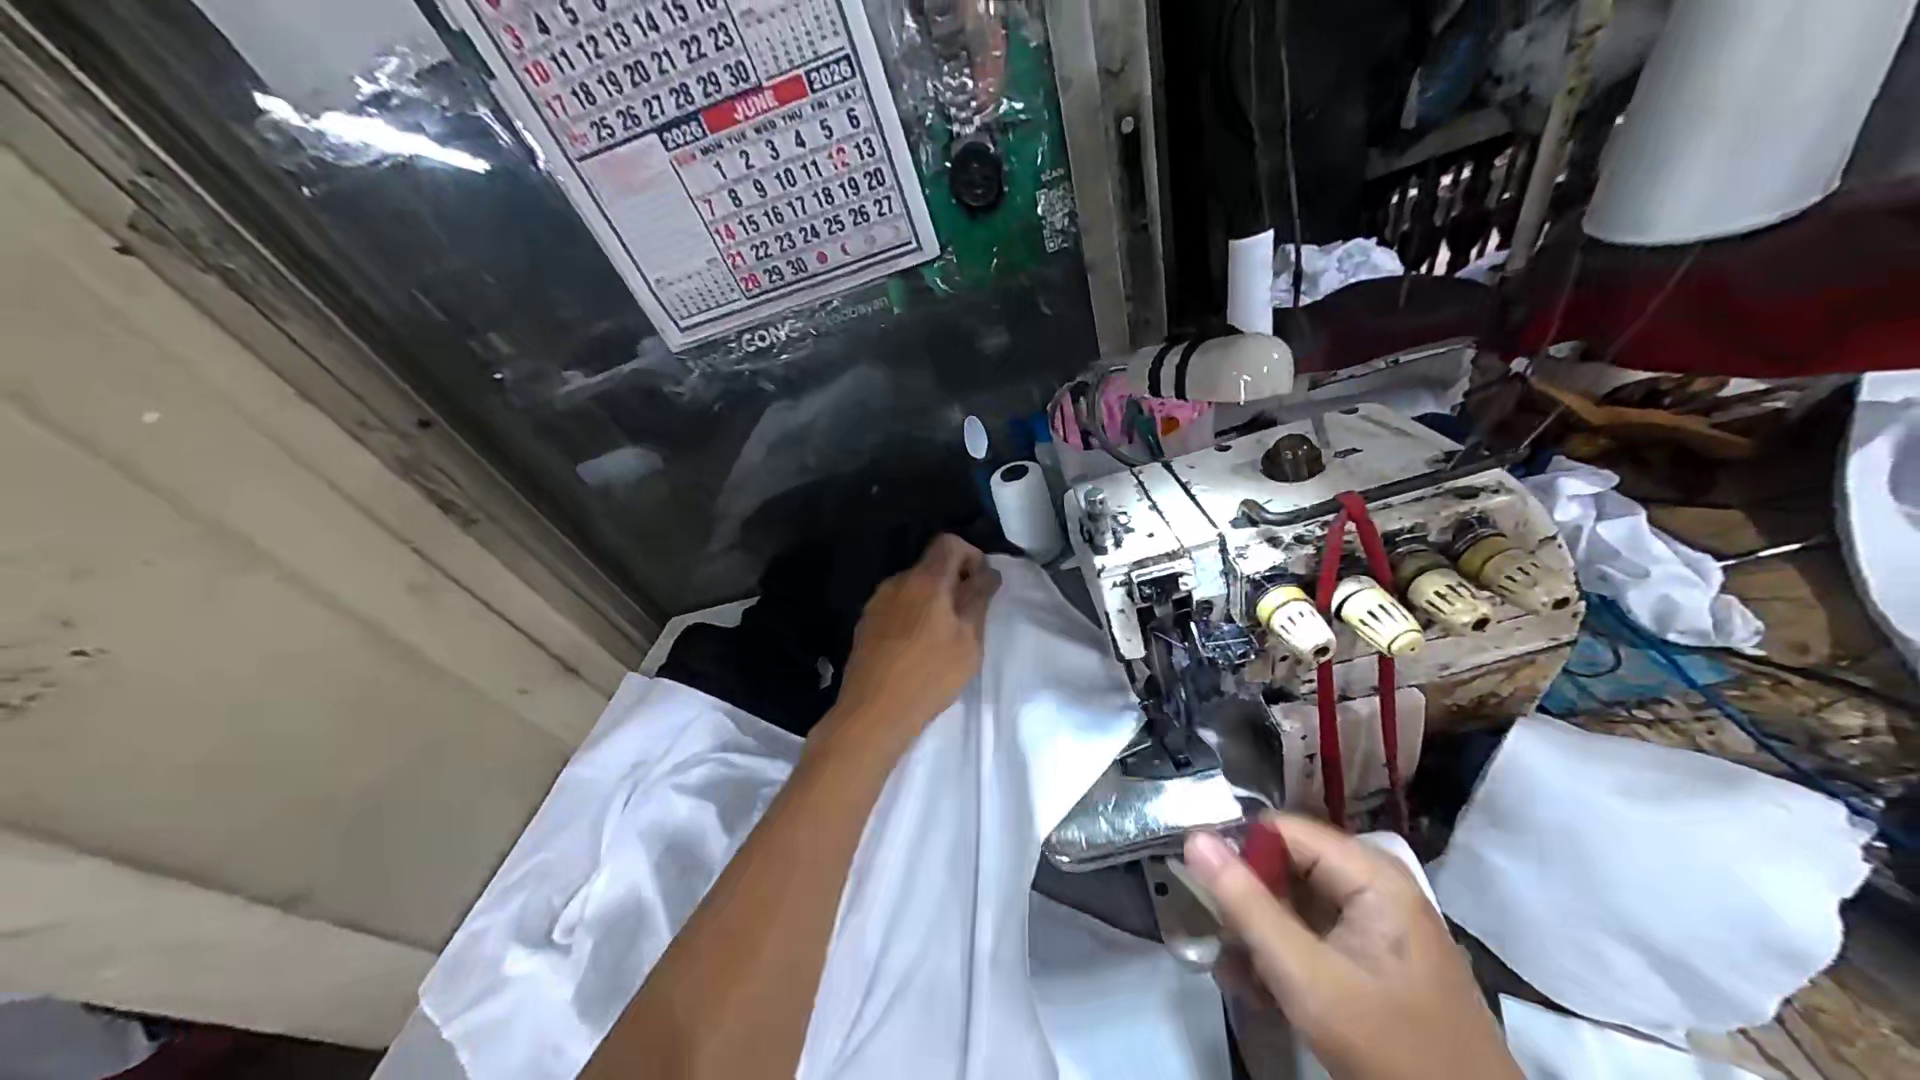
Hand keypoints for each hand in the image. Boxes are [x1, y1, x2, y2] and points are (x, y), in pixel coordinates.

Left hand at [826, 534, 1000, 745]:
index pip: (949, 542)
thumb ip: (978, 599)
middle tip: (968, 618)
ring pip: (912, 589)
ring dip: (932, 602)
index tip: (981, 585)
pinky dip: (912, 617)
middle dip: (953, 583)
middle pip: (930, 566)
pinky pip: (896, 608)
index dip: (971, 555)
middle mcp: (896, 582)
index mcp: (924, 580)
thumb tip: (987, 573)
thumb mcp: (968, 640)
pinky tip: (916, 650)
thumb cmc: (930, 675)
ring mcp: (876, 604)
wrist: (873, 713)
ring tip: (942, 639)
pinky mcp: (864, 625)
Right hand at [1184, 815, 1521, 1079]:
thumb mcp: (1305, 976)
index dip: (1237, 848)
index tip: (1198, 881)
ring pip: (1293, 905)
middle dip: (1245, 901)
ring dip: (1257, 936)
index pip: (1283, 830)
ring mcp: (1374, 927)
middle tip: (1214, 936)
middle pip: (1286, 866)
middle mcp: (1374, 888)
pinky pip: (1311, 937)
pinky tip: (1257, 991)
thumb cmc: (1390, 1049)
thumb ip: (1246, 904)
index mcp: (1372, 876)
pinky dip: (1280, 958)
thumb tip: (1194, 838)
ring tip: (1233, 974)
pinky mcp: (1370, 960)